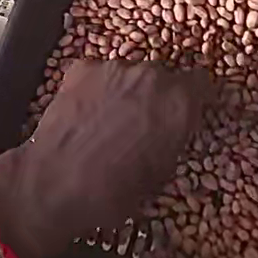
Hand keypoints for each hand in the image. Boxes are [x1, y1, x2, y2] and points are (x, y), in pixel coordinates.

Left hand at [0, 60, 210, 257]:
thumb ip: (173, 139)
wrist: (55, 182)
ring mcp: (115, 67)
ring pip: (129, 73)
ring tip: (108, 120)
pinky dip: (96, 87)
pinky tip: (86, 113)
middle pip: (163, 77)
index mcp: (180, 102)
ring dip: (125, 90)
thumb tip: (170, 130)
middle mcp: (152, 75)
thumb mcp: (160, 174)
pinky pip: (98, 73)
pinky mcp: (83, 67)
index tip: (187, 110)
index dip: (194, 99)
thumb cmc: (114, 191)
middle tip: (143, 123)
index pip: (201, 85)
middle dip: (157, 96)